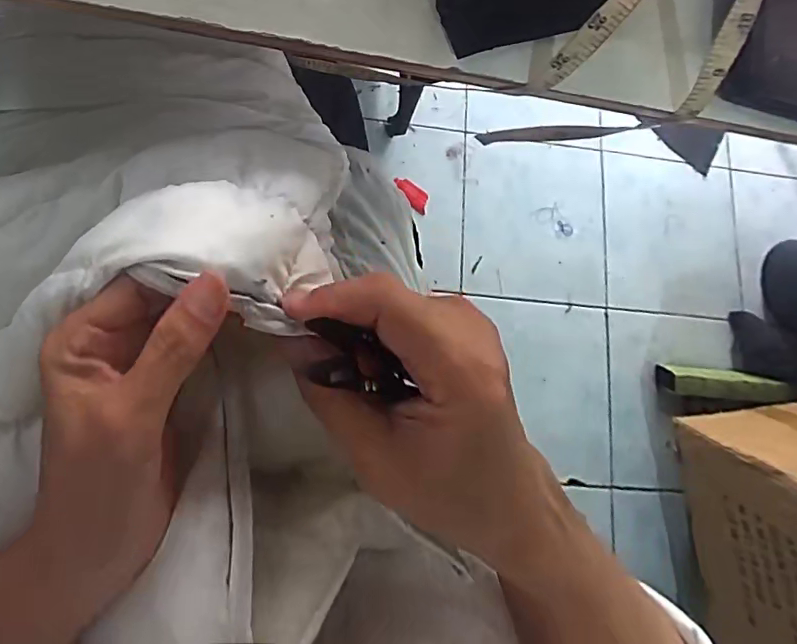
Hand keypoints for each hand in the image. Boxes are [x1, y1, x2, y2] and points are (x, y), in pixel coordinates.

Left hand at [31, 272, 229, 620]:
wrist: (96, 561)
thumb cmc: (97, 486)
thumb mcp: (133, 413)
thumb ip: (173, 346)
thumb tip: (214, 281)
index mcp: (80, 337)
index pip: (136, 285)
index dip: (183, 272)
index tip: (236, 260)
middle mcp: (105, 339)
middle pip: (159, 296)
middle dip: (203, 287)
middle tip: (258, 270)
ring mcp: (134, 360)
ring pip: (179, 318)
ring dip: (215, 307)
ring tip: (261, 286)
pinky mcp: (161, 382)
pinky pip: (191, 344)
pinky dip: (217, 332)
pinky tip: (248, 319)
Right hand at [280, 274, 572, 576]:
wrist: (509, 501)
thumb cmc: (446, 492)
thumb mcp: (373, 458)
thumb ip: (328, 394)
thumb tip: (293, 339)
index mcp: (458, 365)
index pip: (386, 301)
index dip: (332, 297)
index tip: (287, 311)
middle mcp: (469, 328)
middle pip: (386, 295)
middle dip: (339, 316)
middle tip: (315, 357)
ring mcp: (470, 319)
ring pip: (391, 299)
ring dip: (358, 326)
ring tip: (355, 377)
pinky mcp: (463, 322)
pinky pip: (404, 308)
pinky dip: (377, 329)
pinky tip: (378, 370)